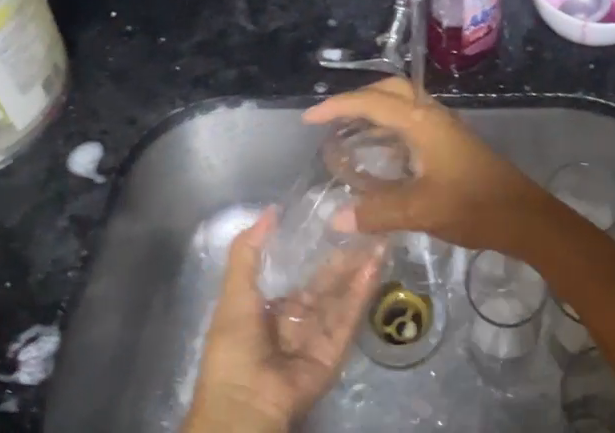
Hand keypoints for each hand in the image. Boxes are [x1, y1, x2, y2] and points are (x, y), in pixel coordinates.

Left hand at [183, 211, 385, 432]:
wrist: (243, 404)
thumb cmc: (232, 347)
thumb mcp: (234, 293)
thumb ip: (249, 252)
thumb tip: (270, 210)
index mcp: (270, 309)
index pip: (299, 274)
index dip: (317, 248)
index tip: (337, 220)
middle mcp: (297, 321)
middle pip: (327, 283)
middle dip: (346, 257)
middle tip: (367, 224)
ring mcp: (318, 336)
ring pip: (342, 297)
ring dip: (360, 269)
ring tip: (381, 237)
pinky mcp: (335, 351)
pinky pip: (348, 318)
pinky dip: (362, 293)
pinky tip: (375, 266)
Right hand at [303, 78, 560, 258]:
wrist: (522, 214)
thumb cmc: (472, 206)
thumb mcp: (420, 211)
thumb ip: (376, 212)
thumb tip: (334, 216)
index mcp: (422, 122)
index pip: (372, 102)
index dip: (339, 106)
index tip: (310, 119)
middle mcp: (432, 115)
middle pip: (390, 89)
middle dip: (357, 97)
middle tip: (329, 119)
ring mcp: (444, 127)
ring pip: (403, 102)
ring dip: (375, 108)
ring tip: (347, 132)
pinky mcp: (451, 141)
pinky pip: (412, 119)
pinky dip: (389, 124)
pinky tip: (381, 152)